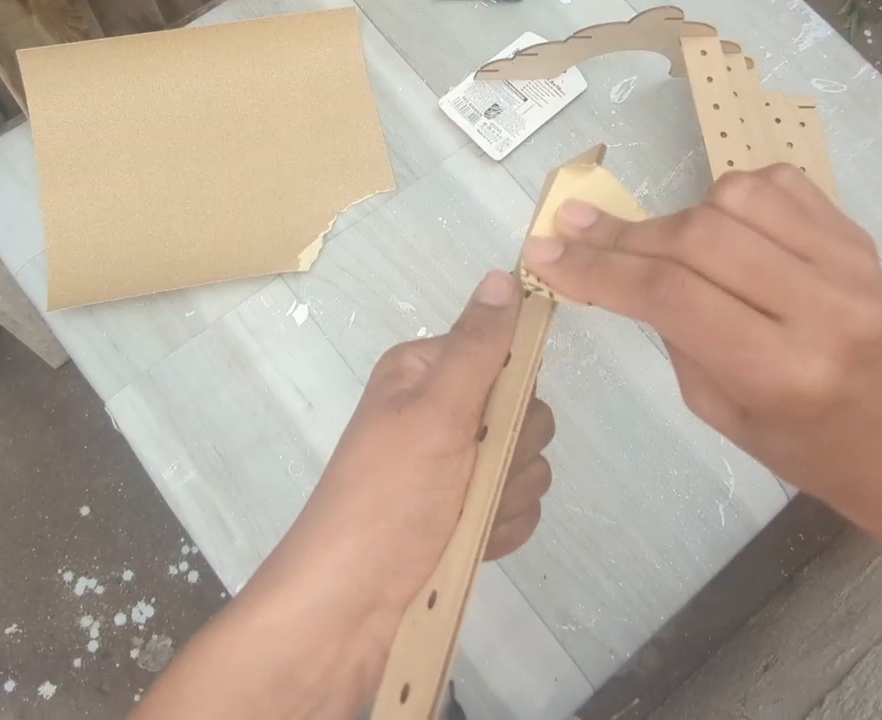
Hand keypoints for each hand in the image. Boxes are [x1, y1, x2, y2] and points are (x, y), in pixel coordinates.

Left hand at [260, 270, 553, 673]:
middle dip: (508, 451)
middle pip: (527, 411)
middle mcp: (443, 409)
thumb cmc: (388, 495)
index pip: (504, 352)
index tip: (490, 419)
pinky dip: (500, 528)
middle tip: (466, 473)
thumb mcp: (434, 411)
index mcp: (426, 372)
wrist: (351, 606)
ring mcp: (457, 464)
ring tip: (460, 515)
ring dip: (503, 496)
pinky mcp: (469, 511)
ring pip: (530, 464)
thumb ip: (478, 347)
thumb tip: (505, 274)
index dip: (509, 388)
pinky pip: (521, 507)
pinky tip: (468, 540)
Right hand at [522, 164, 881, 513]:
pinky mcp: (858, 236)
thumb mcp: (709, 403)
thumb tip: (601, 255)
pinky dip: (728, 196)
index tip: (545, 250)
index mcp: (780, 372)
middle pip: (697, 239)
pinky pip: (774, 182)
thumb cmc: (791, 438)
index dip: (598, 267)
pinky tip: (721, 228)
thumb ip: (666, 323)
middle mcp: (824, 311)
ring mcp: (849, 265)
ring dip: (680, 215)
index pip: (670, 296)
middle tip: (579, 231)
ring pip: (733, 197)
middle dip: (624, 235)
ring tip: (669, 246)